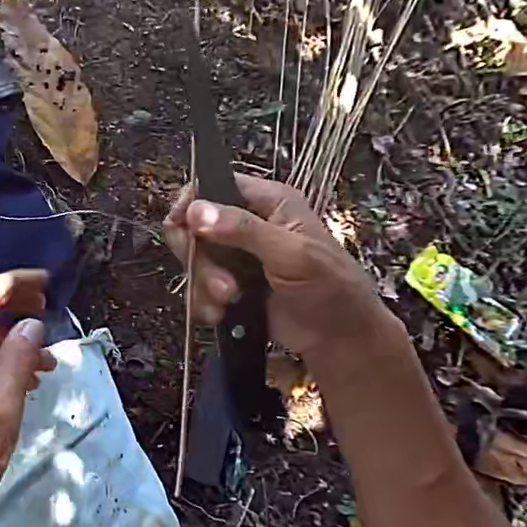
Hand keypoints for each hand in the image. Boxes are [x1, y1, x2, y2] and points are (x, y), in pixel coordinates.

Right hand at [162, 175, 396, 360]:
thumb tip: (197, 211)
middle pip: (194, 225)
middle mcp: (247, 223)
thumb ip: (244, 230)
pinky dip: (204, 301)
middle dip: (201, 258)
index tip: (187, 232)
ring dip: (204, 284)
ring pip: (193, 259)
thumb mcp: (292, 254)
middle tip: (222, 283)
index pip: (213, 186)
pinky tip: (222, 313)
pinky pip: (197, 285)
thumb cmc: (331, 290)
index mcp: (268, 201)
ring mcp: (236, 255)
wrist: (339, 340)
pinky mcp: (228, 283)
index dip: (192, 205)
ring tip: (230, 300)